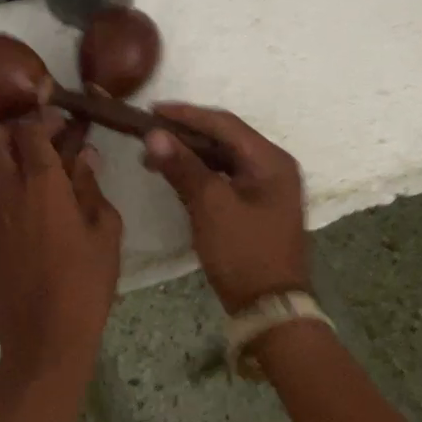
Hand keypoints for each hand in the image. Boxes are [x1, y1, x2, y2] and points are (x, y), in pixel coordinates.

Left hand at [0, 113, 123, 375]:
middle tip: (32, 144)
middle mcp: (7, 186)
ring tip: (10, 169)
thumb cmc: (84, 284)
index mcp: (44, 182)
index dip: (43, 119)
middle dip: (12, 131)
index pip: (31, 128)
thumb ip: (92, 187)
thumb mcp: (105, 232)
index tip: (58, 125)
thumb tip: (84, 154)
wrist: (43, 336)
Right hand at [141, 104, 308, 314]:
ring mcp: (266, 187)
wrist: (270, 311)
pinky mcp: (255, 205)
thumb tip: (153, 134)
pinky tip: (173, 175)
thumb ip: (183, 166)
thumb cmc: (244, 253)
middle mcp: (273, 166)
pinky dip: (198, 173)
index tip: (151, 110)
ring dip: (188, 154)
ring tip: (153, 154)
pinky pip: (223, 177)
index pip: (224, 124)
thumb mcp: (210, 206)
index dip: (186, 115)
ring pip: (221, 158)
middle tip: (148, 132)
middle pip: (223, 138)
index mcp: (271, 160)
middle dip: (184, 134)